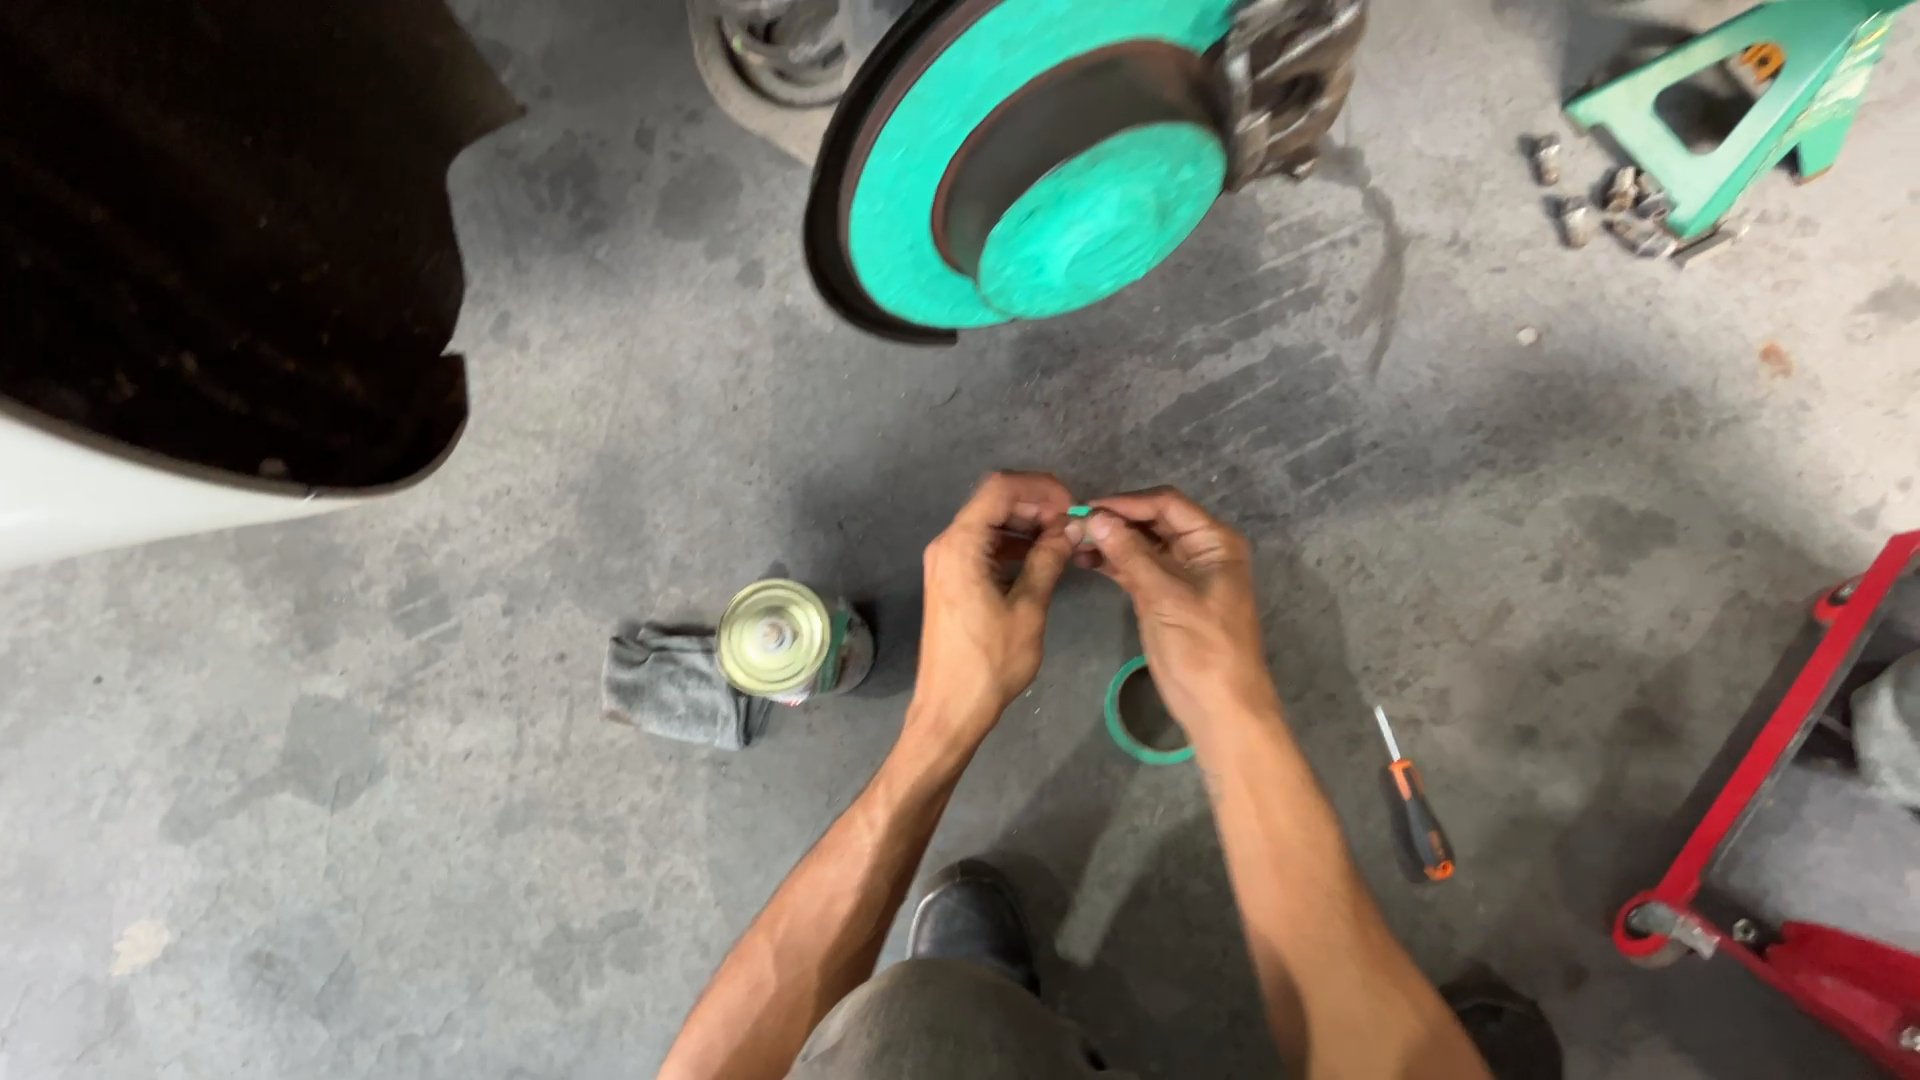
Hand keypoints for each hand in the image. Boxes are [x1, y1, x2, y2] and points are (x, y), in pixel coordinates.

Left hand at [911, 472, 1075, 746]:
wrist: (949, 708)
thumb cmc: (990, 663)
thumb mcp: (1028, 609)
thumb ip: (1048, 560)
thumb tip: (1071, 528)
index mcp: (961, 545)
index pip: (1001, 488)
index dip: (1041, 488)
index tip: (1072, 509)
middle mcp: (946, 544)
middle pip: (993, 501)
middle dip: (1035, 505)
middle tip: (1070, 526)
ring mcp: (945, 562)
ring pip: (988, 523)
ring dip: (1025, 524)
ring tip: (1061, 542)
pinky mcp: (950, 579)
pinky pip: (982, 546)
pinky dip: (1010, 544)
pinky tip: (1038, 559)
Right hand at [1065, 487, 1278, 734]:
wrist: (1218, 705)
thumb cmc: (1203, 647)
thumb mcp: (1166, 596)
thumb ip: (1130, 554)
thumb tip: (1096, 518)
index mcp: (1214, 541)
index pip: (1167, 505)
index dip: (1127, 503)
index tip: (1088, 508)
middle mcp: (1198, 550)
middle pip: (1152, 521)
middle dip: (1115, 521)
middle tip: (1073, 526)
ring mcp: (1178, 573)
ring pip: (1139, 544)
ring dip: (1109, 541)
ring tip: (1072, 543)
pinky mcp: (1161, 595)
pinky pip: (1134, 568)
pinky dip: (1111, 563)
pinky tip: (1083, 560)